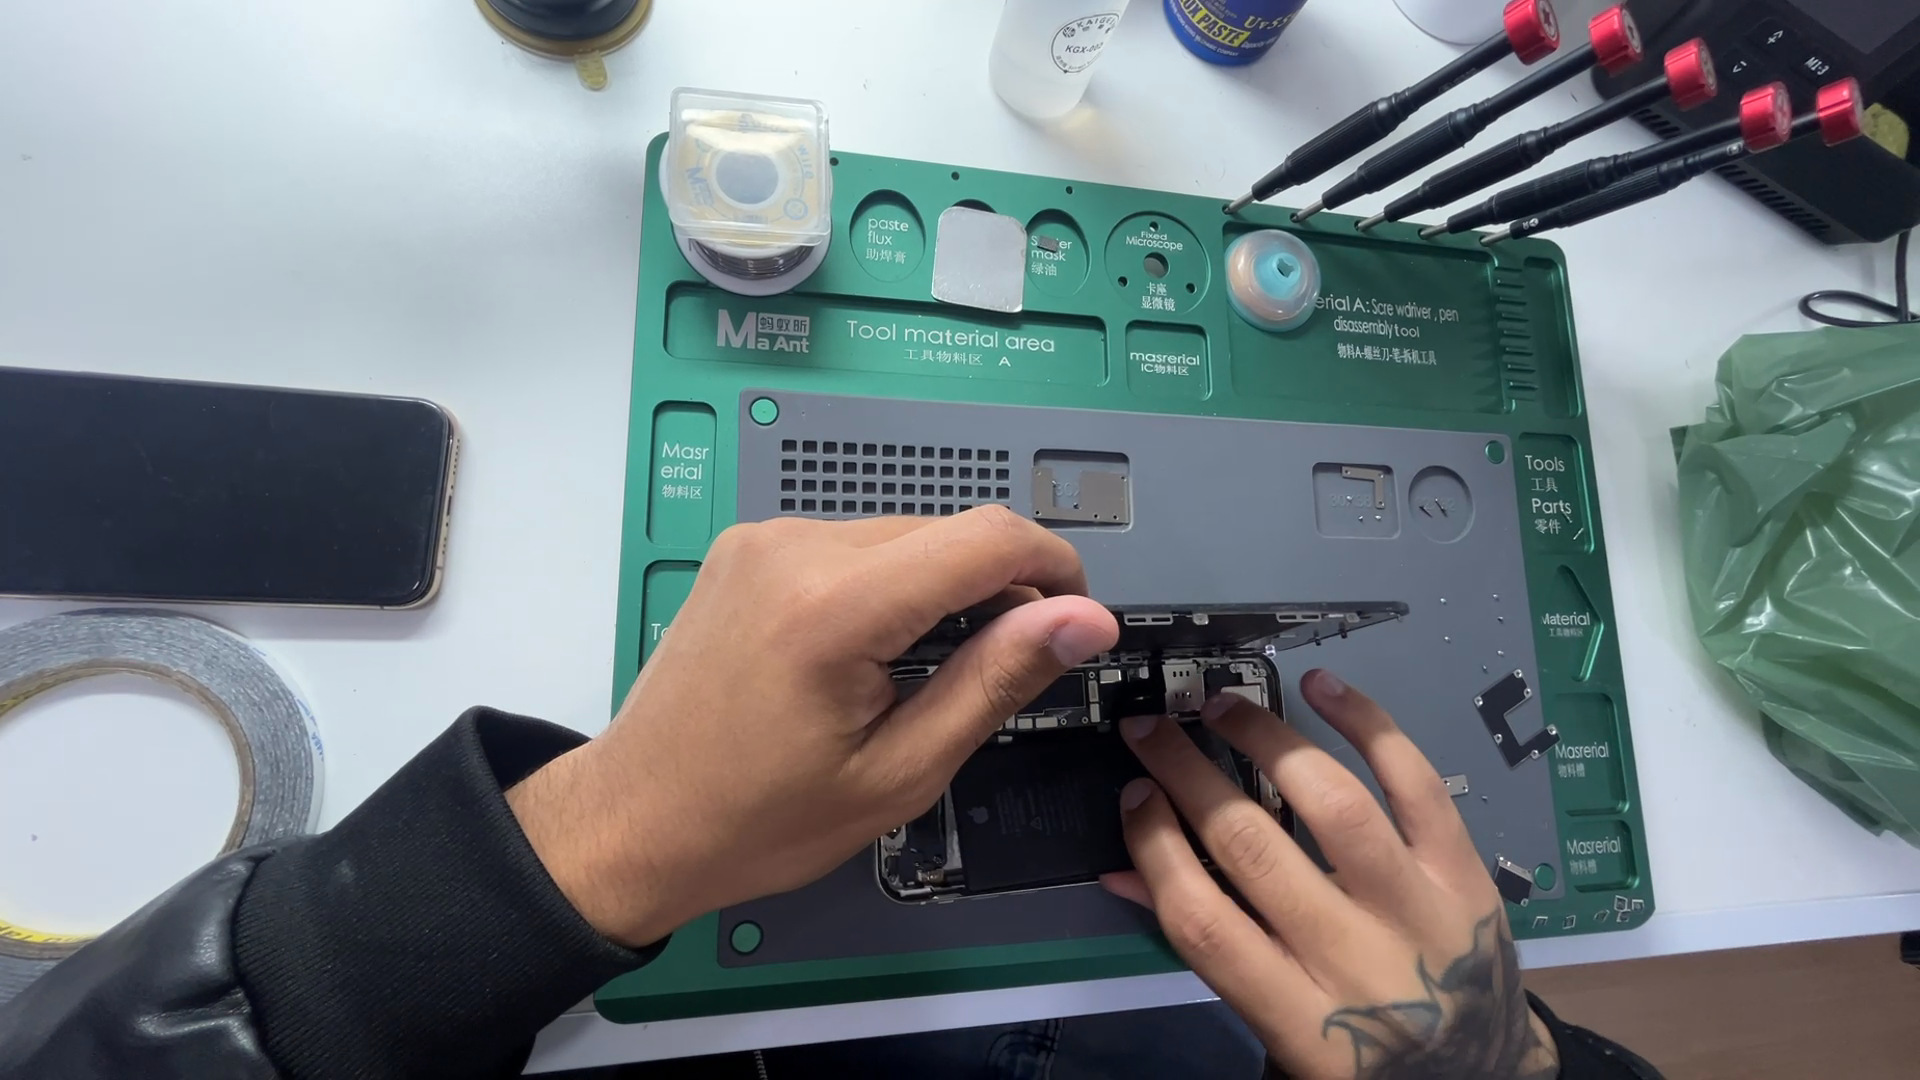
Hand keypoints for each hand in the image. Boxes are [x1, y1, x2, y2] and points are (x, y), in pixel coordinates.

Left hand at [506, 509, 1118, 945]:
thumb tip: (1084, 622)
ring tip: (939, 660)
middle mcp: (797, 546)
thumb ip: (995, 681)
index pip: (985, 538)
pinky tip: (884, 639)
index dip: (1052, 568)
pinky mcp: (750, 544)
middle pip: (948, 531)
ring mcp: (766, 537)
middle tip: (1007, 661)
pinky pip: (856, 542)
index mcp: (835, 605)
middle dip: (1002, 584)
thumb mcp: (899, 771)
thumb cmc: (763, 819)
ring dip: (947, 582)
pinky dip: (895, 578)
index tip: (1073, 620)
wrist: (632, 818)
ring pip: (905, 533)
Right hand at [1101, 670, 1558, 1079]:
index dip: (1156, 846)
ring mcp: (1420, 910)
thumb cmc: (1357, 1055)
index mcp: (1297, 1015)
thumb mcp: (1274, 1026)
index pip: (1203, 921)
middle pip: (1253, 847)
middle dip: (1186, 773)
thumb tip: (1121, 868)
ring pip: (1334, 804)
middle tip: (1150, 728)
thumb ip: (1202, 942)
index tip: (1133, 793)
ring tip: (1219, 706)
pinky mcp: (1465, 873)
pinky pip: (1417, 784)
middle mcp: (1358, 961)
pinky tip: (1320, 684)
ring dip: (1265, 740)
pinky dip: (1367, 724)